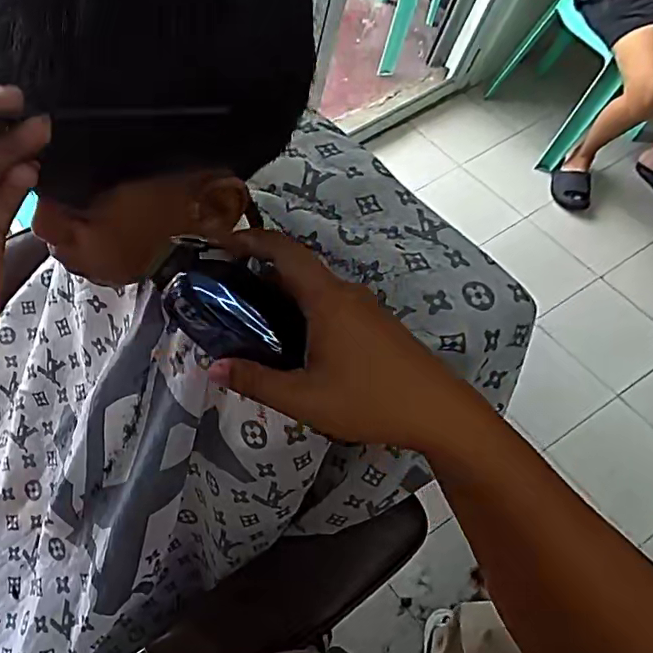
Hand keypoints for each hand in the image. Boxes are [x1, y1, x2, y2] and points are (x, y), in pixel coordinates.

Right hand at [202, 230, 487, 451]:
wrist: (440, 412)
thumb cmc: (371, 401)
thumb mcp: (305, 398)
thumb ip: (256, 381)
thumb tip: (213, 368)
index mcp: (327, 300)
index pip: (284, 250)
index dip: (250, 240)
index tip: (220, 246)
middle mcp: (345, 294)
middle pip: (296, 268)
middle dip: (257, 271)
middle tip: (223, 291)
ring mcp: (363, 307)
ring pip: (312, 288)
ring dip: (280, 293)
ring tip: (247, 317)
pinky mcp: (373, 324)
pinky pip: (328, 303)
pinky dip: (301, 308)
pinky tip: (289, 339)